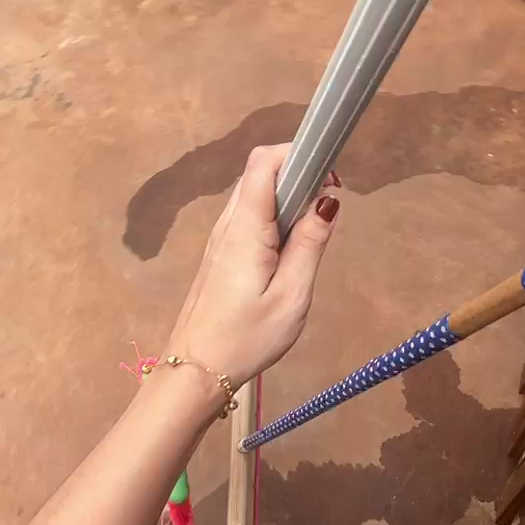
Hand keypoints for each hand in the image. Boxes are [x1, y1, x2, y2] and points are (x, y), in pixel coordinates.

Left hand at [167, 143, 338, 386]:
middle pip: (259, 174)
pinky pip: (248, 219)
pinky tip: (288, 253)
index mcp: (246, 227)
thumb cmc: (247, 337)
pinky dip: (273, 220)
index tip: (329, 180)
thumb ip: (310, 244)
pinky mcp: (219, 255)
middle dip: (298, 176)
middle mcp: (228, 224)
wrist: (195, 370)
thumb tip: (328, 199)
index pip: (265, 161)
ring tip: (311, 235)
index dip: (299, 154)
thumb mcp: (291, 295)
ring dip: (286, 200)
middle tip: (326, 211)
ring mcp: (220, 239)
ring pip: (253, 196)